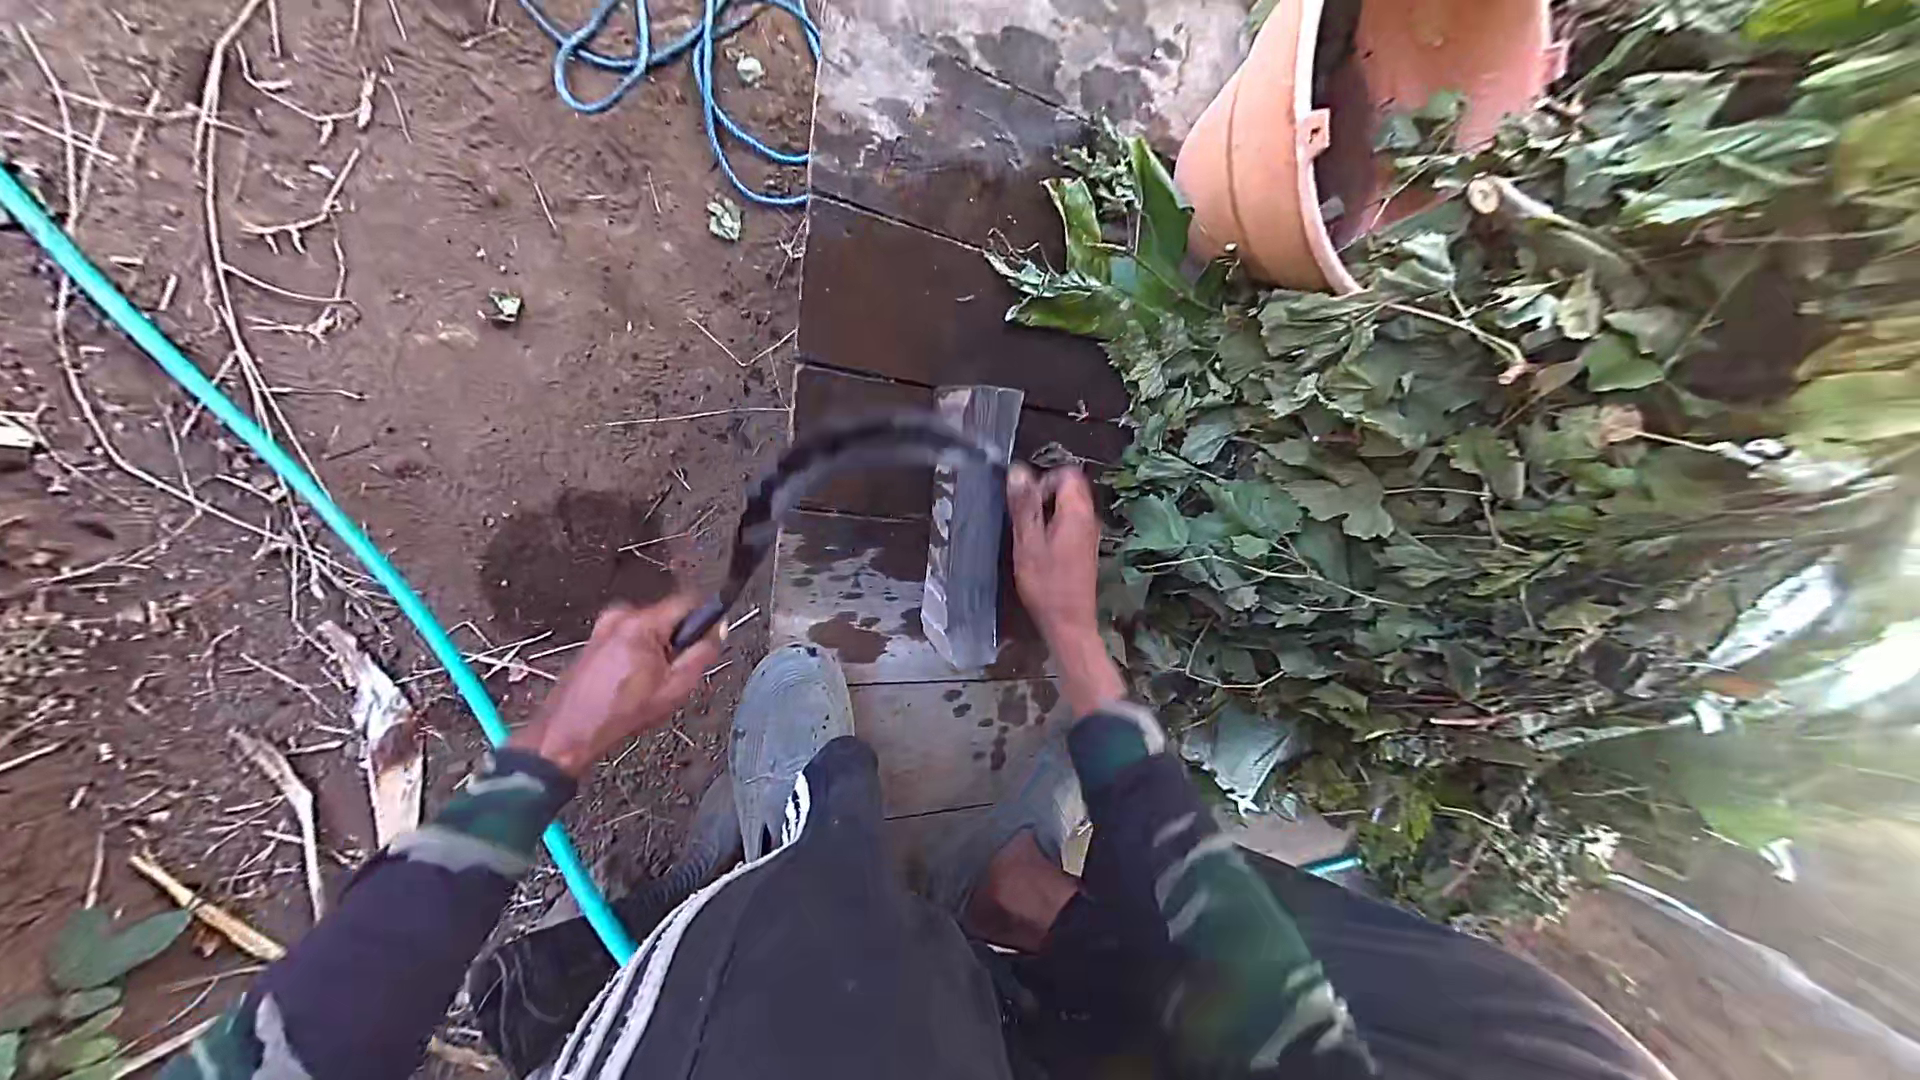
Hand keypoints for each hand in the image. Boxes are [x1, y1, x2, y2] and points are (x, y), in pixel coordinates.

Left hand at [509, 596, 722, 776]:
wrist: (569, 733)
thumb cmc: (616, 715)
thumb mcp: (676, 687)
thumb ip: (703, 653)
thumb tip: (718, 630)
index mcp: (641, 625)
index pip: (689, 601)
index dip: (704, 620)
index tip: (708, 636)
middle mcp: (620, 618)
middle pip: (669, 615)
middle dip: (678, 639)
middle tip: (674, 669)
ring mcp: (604, 627)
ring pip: (651, 627)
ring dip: (658, 647)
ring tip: (650, 679)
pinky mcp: (595, 638)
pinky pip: (632, 635)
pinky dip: (639, 652)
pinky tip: (633, 680)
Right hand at [1007, 464, 1124, 715]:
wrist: (1069, 623)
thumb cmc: (1046, 584)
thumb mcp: (1027, 543)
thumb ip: (1024, 506)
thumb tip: (1018, 471)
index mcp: (1077, 512)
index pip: (1067, 474)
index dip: (1043, 480)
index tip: (1025, 501)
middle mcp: (1090, 518)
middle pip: (1071, 487)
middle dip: (1044, 494)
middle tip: (1023, 517)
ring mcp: (1090, 534)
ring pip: (1070, 506)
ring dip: (1047, 511)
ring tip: (1028, 533)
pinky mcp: (1085, 548)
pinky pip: (1071, 522)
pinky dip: (1054, 525)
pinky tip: (1039, 547)